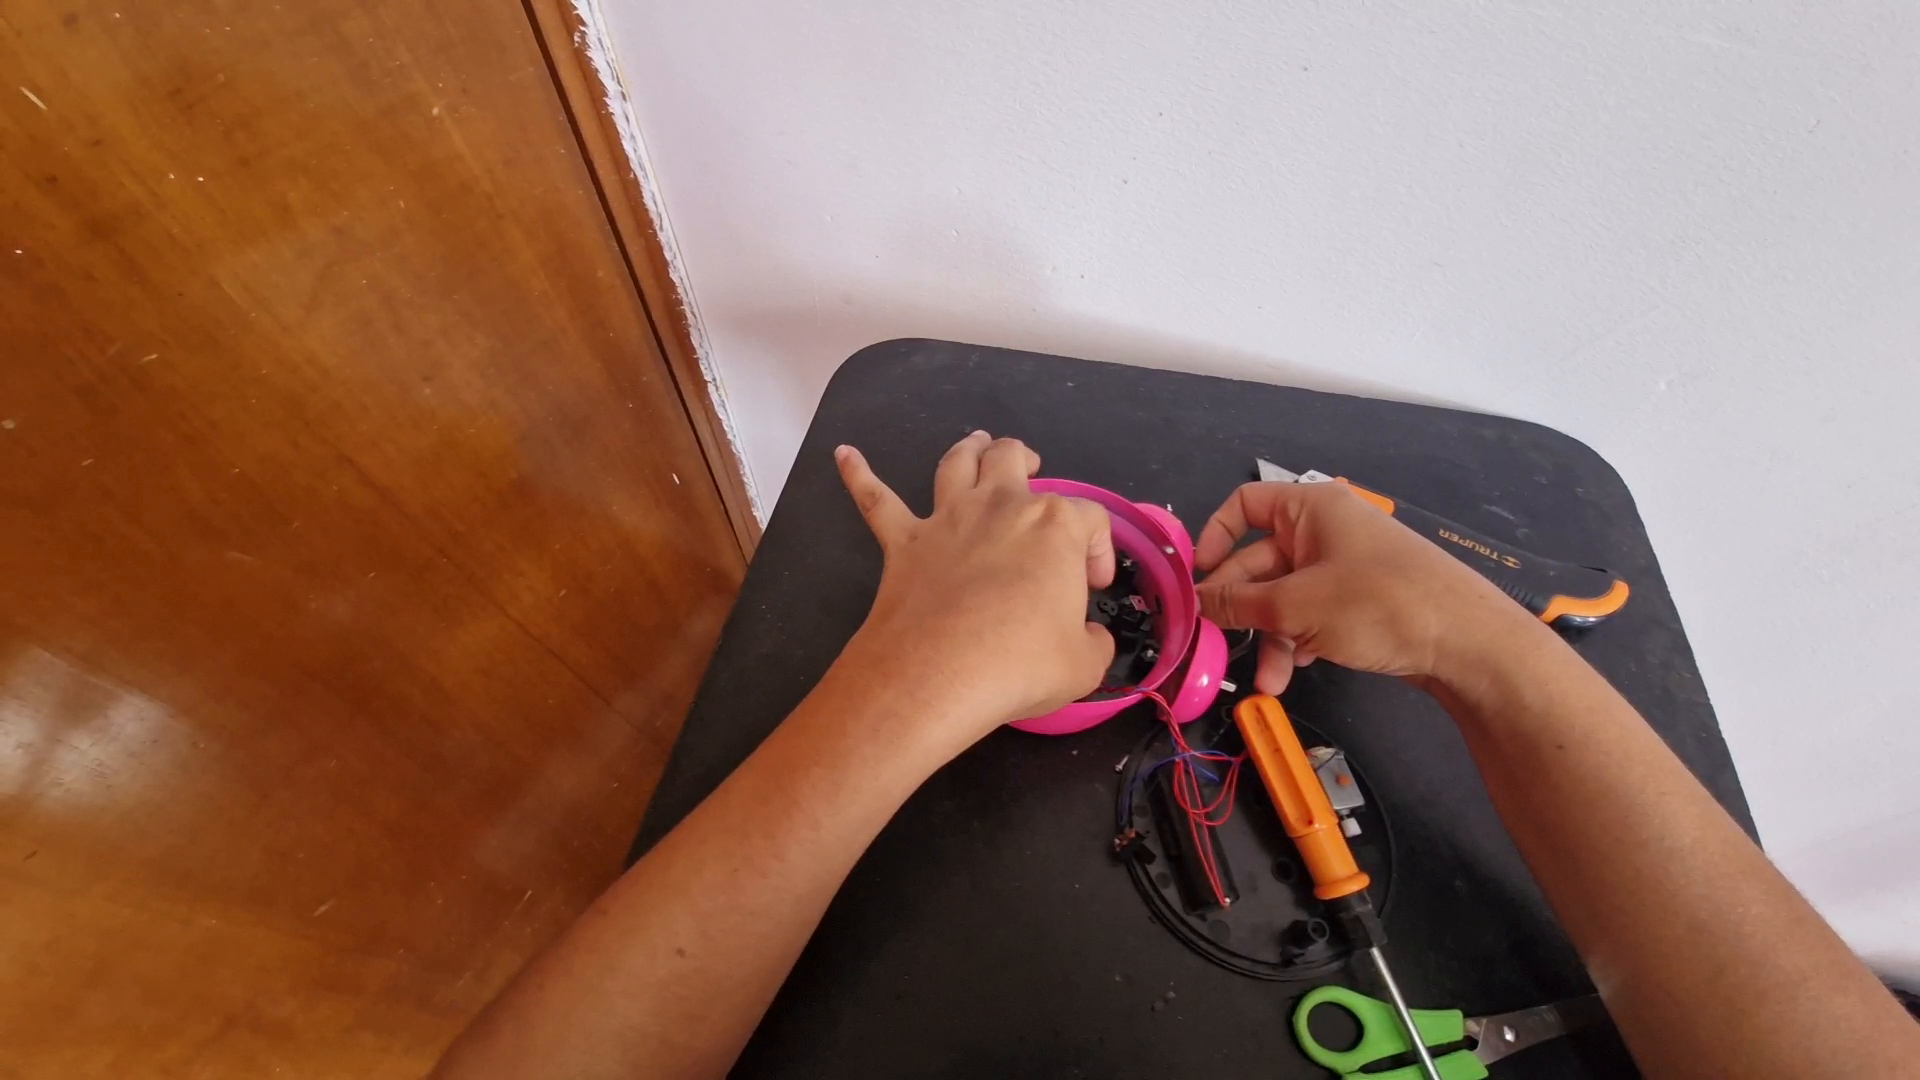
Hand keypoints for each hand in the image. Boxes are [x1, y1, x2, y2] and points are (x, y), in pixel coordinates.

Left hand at [833, 432, 1115, 744]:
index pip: (1090, 518)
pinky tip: (845, 454)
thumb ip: (1093, 644)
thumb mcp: (1083, 664)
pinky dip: (859, 474)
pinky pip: (875, 499)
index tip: (1095, 583)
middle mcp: (1000, 507)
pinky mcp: (903, 542)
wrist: (939, 673)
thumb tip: (1092, 641)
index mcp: (1054, 527)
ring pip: (956, 463)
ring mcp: (947, 520)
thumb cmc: (1020, 663)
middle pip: (1012, 460)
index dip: (1100, 547)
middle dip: (1025, 458)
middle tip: (1031, 465)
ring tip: (976, 442)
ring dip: (968, 449)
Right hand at [1194, 481, 1537, 694]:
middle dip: (1240, 606)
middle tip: (1216, 639)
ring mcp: (1342, 567)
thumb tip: (1195, 602)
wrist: (1471, 645)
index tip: (1199, 575)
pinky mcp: (1357, 601)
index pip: (1245, 505)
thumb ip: (1237, 603)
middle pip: (1259, 562)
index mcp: (1310, 509)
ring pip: (1283, 596)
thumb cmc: (1377, 604)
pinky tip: (1293, 674)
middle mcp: (1323, 531)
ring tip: (1267, 679)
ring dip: (1268, 636)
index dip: (1215, 536)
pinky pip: (1309, 614)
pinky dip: (1296, 641)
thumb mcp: (1296, 606)